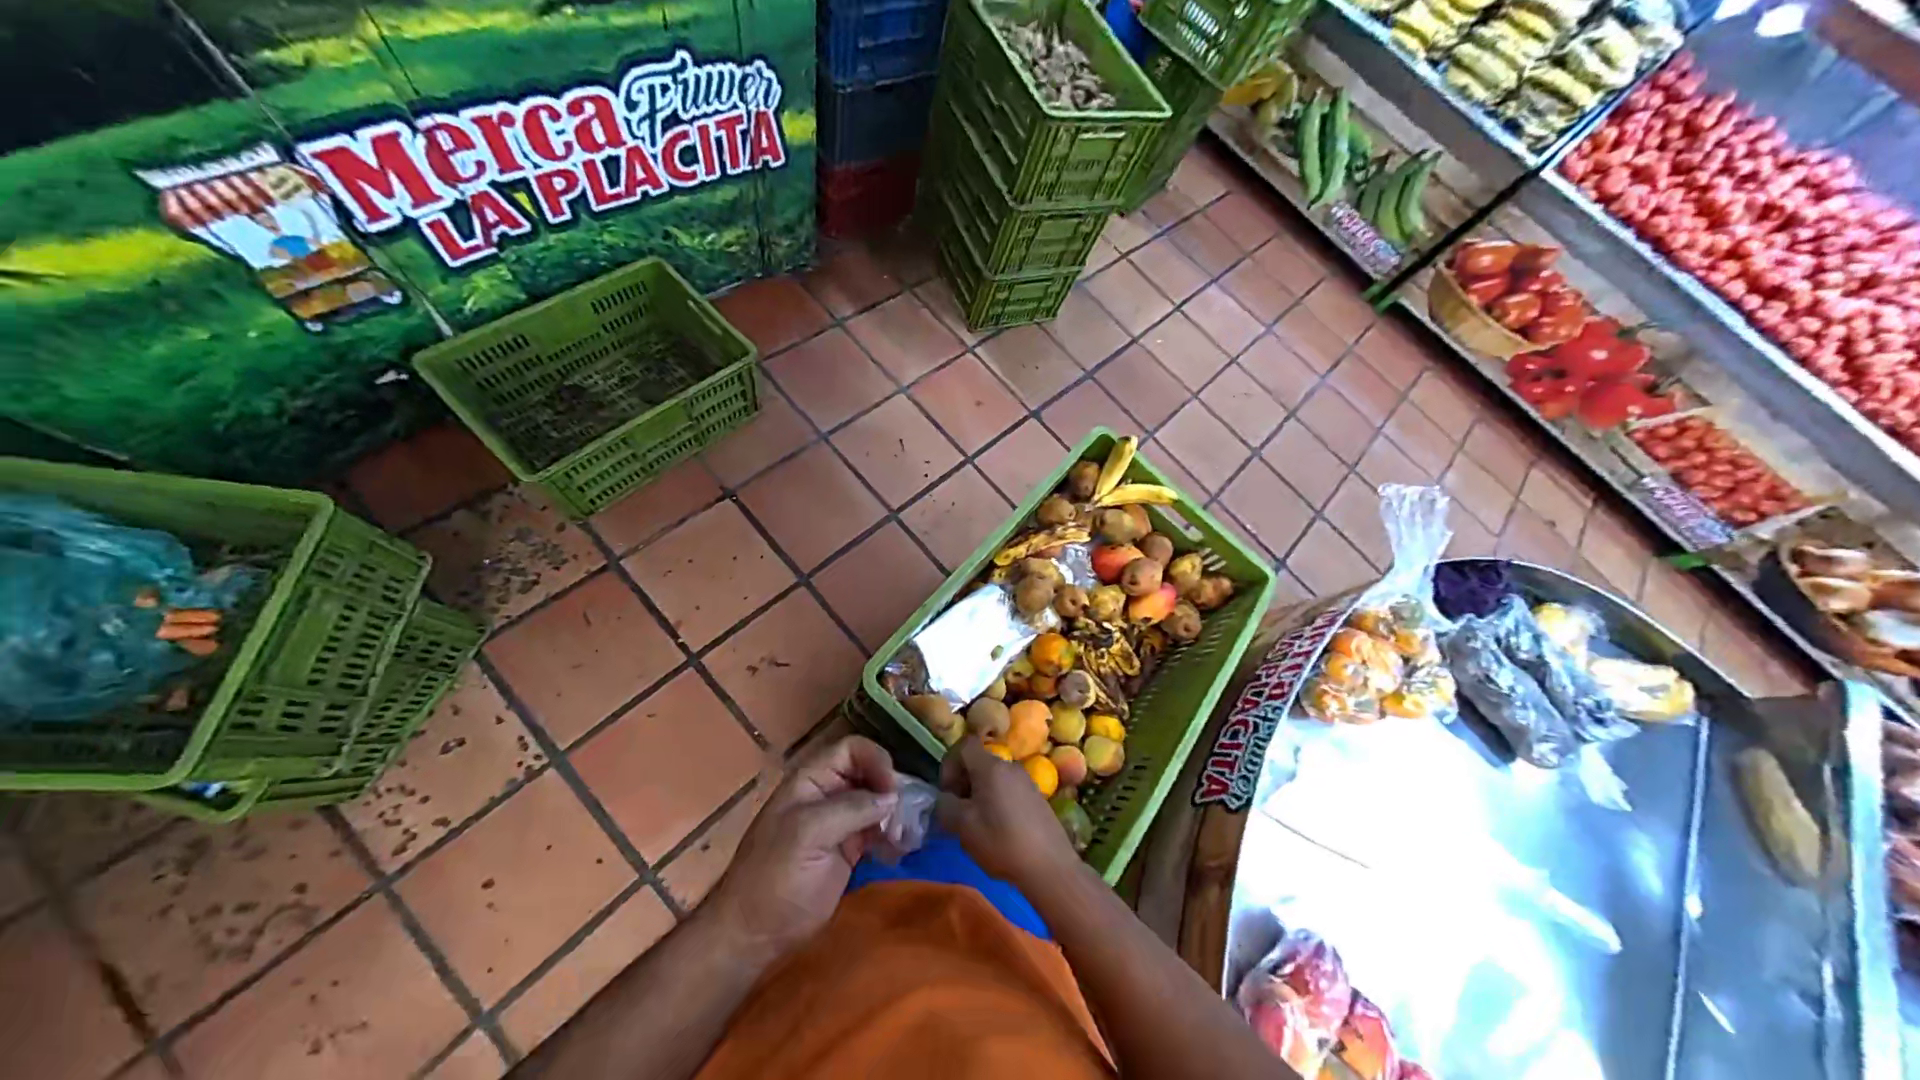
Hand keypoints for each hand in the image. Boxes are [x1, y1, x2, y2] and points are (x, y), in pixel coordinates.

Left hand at [707, 736, 899, 958]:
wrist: (754, 936)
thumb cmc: (773, 878)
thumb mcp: (806, 834)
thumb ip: (850, 808)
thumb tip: (892, 796)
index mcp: (811, 780)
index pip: (852, 749)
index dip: (876, 760)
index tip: (893, 788)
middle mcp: (828, 794)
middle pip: (870, 773)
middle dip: (892, 789)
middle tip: (907, 816)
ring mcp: (840, 823)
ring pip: (878, 802)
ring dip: (897, 813)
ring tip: (908, 837)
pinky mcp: (850, 850)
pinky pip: (879, 830)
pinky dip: (895, 834)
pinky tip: (903, 848)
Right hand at [936, 737, 1078, 892]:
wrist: (1050, 867)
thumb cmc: (1001, 841)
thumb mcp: (962, 826)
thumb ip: (945, 805)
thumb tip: (946, 799)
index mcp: (990, 766)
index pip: (964, 745)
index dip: (948, 764)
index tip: (947, 792)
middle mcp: (1010, 766)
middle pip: (978, 762)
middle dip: (962, 783)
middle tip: (957, 812)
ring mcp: (1027, 782)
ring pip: (993, 779)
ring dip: (978, 795)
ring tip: (976, 825)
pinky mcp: (1037, 799)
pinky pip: (1008, 791)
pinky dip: (996, 803)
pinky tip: (998, 832)